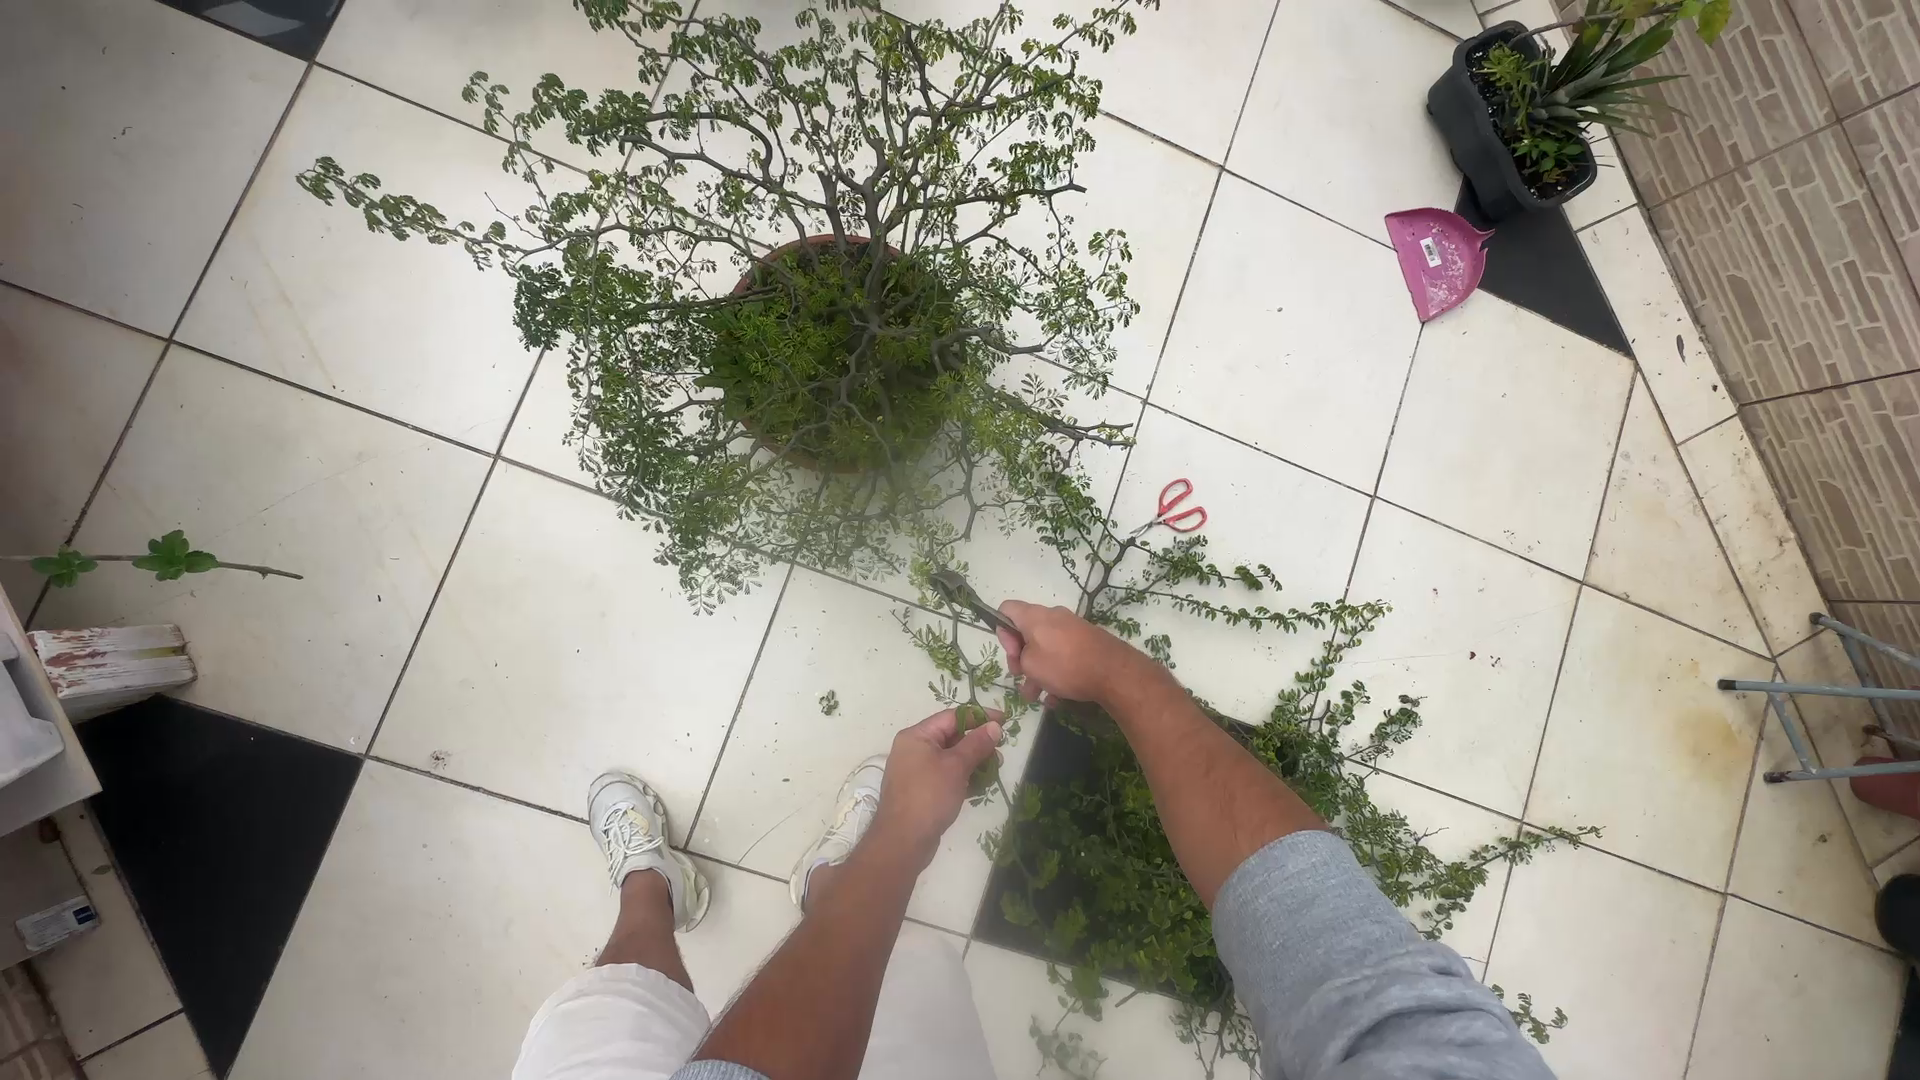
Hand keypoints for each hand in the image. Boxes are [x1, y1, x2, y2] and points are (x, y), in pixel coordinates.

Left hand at [869, 708, 1003, 868]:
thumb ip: (976, 744)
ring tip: (995, 770)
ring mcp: (916, 771)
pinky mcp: (922, 791)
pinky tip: (981, 786)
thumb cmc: (929, 796)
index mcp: (917, 736)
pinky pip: (947, 776)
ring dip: (974, 762)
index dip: (979, 717)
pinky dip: (964, 778)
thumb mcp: (956, 766)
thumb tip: (994, 726)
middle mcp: (914, 749)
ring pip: (951, 758)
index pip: (952, 717)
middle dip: (978, 743)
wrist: (903, 842)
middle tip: (1000, 752)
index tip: (1004, 721)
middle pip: (951, 737)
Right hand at [996, 600, 1156, 705]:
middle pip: (1026, 631)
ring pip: (1045, 648)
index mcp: (1035, 616)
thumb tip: (1028, 655)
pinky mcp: (1087, 642)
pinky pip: (1063, 654)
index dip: (1001, 631)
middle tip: (1021, 677)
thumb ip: (1019, 656)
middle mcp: (1053, 616)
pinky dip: (1056, 672)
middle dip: (1020, 657)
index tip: (1012, 653)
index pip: (1006, 609)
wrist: (1113, 671)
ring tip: (1036, 696)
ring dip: (1037, 671)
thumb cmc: (1065, 665)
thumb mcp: (1030, 665)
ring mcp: (1072, 629)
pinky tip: (1057, 698)